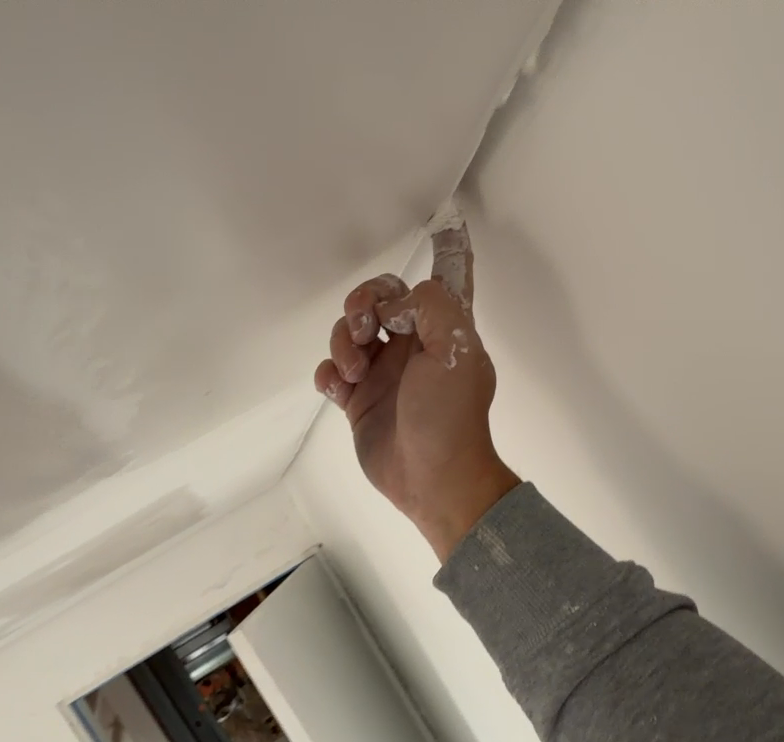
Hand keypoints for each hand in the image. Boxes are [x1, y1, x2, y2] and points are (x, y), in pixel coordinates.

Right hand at [313, 223, 518, 559]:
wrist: (432, 479)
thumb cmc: (450, 417)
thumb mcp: (454, 350)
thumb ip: (431, 305)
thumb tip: (394, 304)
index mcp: (443, 329)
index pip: (449, 278)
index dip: (449, 248)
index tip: (446, 219)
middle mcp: (412, 346)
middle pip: (378, 300)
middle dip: (362, 304)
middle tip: (363, 330)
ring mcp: (383, 375)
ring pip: (350, 334)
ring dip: (343, 343)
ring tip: (354, 374)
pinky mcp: (359, 403)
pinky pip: (333, 373)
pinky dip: (329, 374)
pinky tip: (339, 390)